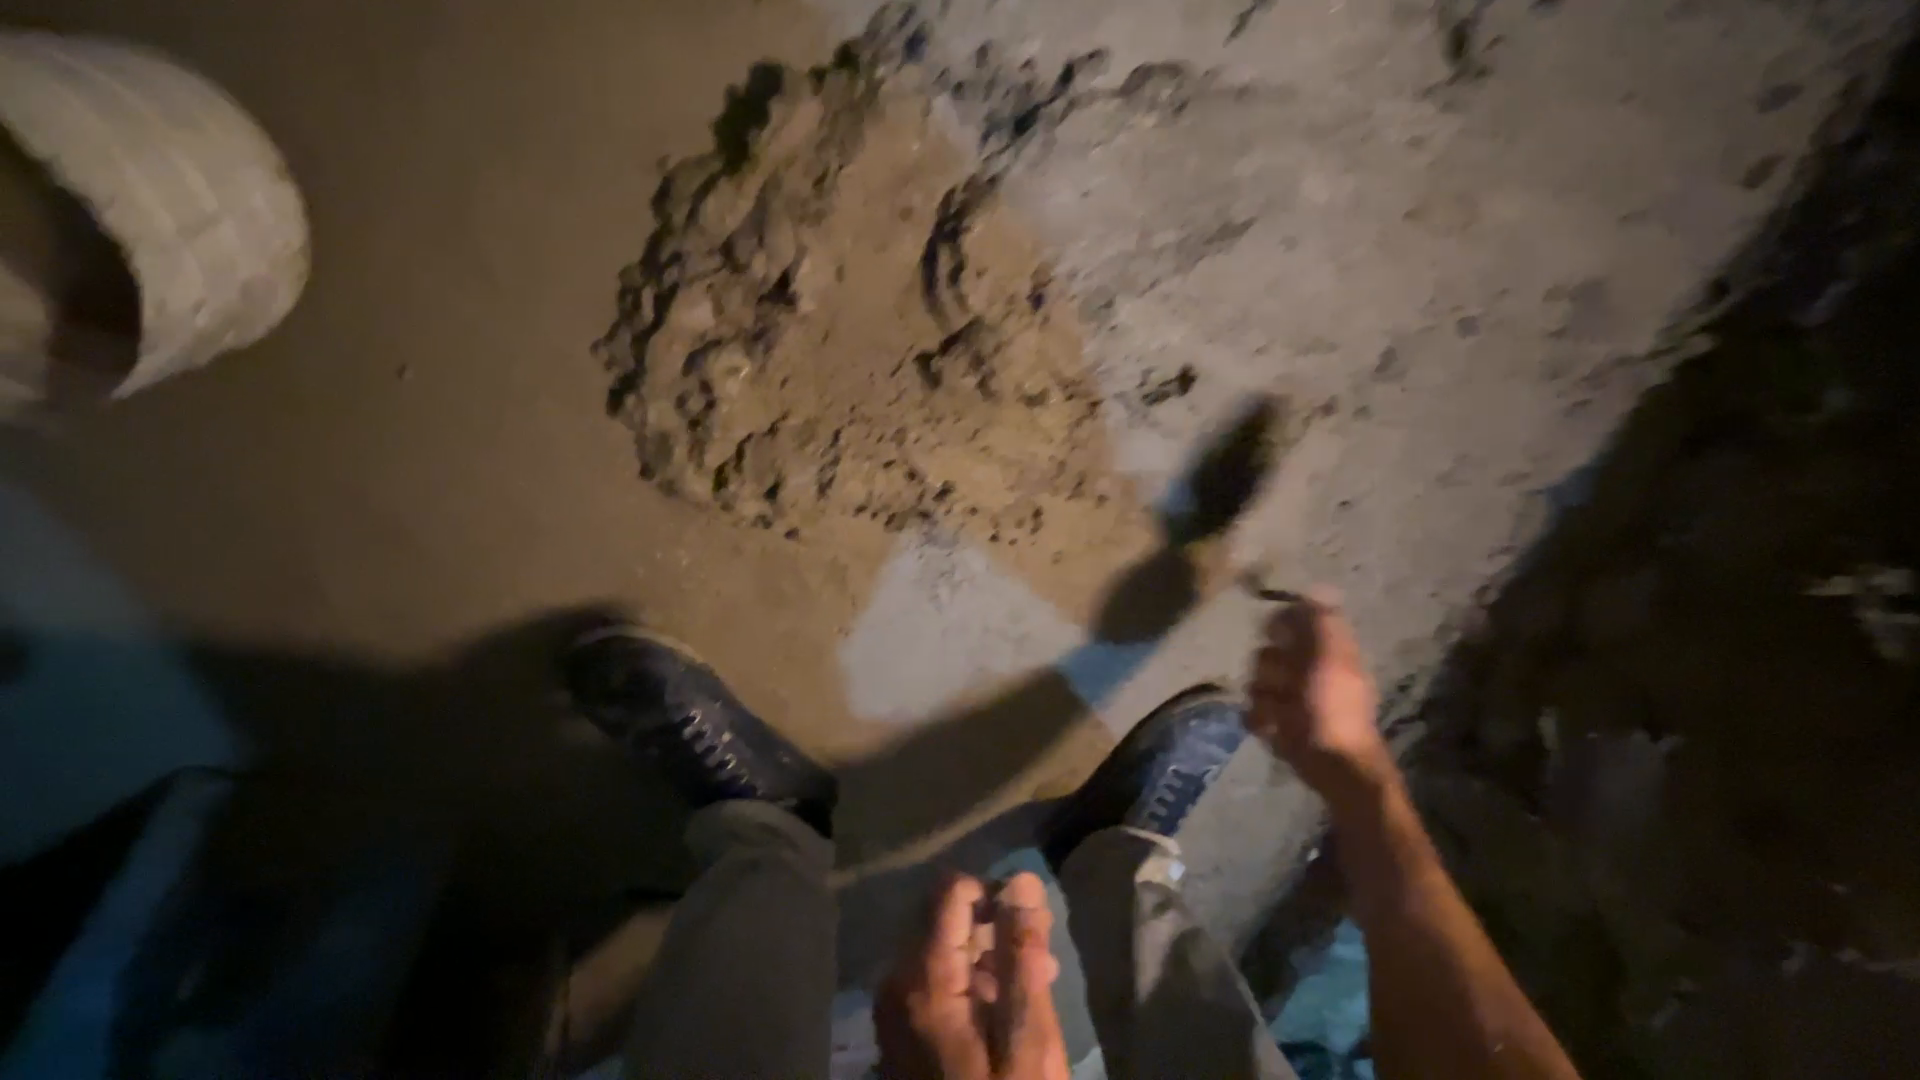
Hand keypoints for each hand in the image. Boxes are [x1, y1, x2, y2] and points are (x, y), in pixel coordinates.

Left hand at [875, 872, 1069, 1079]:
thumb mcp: (1026, 1037)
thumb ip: (1021, 953)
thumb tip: (1022, 880)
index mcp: (922, 977)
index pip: (952, 891)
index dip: (996, 894)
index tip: (1032, 925)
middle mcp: (895, 981)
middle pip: (943, 916)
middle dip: (994, 925)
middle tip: (1041, 959)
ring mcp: (893, 1007)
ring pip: (941, 946)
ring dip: (987, 953)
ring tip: (1033, 984)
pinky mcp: (900, 1029)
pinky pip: (934, 979)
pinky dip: (969, 980)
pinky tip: (1003, 1009)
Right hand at [1249, 589, 1392, 804]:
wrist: (1332, 763)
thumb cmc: (1335, 707)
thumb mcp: (1332, 658)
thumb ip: (1323, 623)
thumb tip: (1317, 588)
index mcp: (1322, 650)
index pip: (1287, 622)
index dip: (1279, 628)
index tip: (1280, 638)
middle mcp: (1303, 669)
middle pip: (1265, 652)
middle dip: (1272, 670)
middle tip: (1291, 685)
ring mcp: (1286, 696)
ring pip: (1254, 681)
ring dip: (1266, 698)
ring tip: (1283, 715)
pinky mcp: (1273, 720)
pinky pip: (1249, 709)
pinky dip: (1259, 719)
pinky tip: (1273, 728)